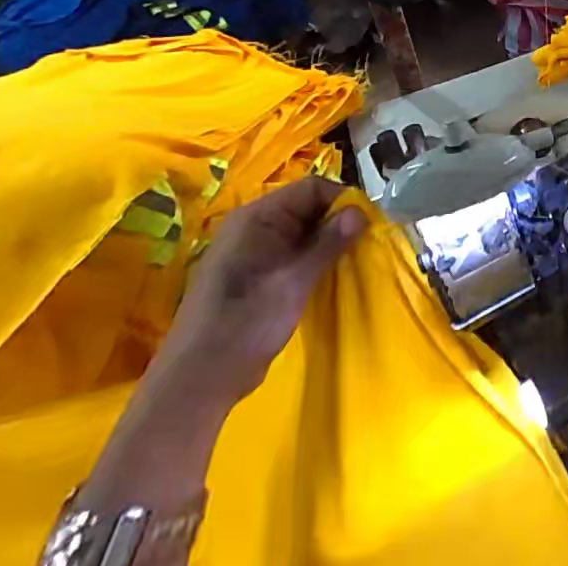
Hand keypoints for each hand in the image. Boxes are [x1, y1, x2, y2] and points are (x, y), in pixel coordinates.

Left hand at [172, 177, 366, 400]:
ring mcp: (252, 251)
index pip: (311, 188)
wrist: (200, 379)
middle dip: (337, 222)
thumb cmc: (248, 321)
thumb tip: (361, 212)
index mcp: (258, 216)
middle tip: (364, 246)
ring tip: (351, 262)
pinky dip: (312, 260)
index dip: (342, 200)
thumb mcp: (295, 280)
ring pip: (301, 232)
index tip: (368, 224)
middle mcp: (254, 226)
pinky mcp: (255, 275)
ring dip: (327, 243)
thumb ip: (329, 242)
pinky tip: (328, 278)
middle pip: (307, 207)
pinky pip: (291, 253)